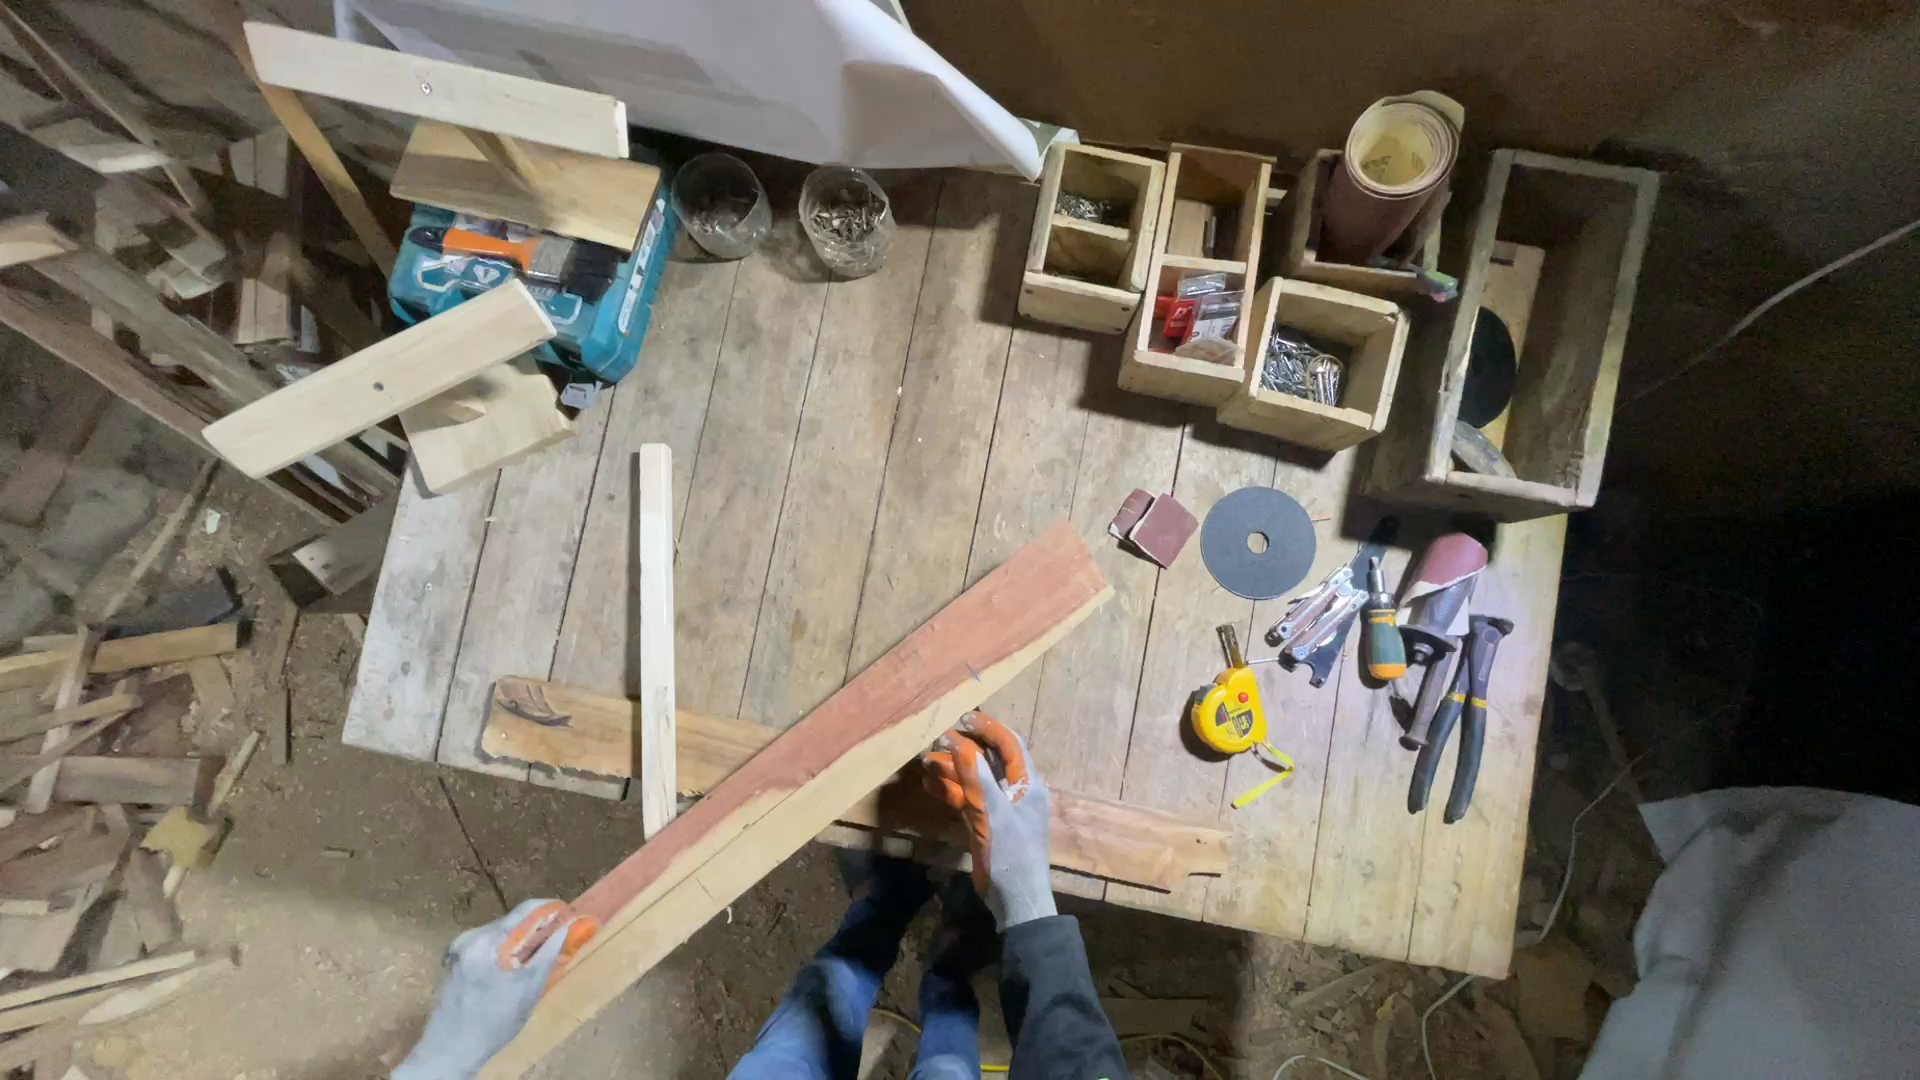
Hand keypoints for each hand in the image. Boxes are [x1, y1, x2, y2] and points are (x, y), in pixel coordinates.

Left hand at [393, 899, 579, 1079]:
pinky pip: (485, 944)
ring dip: (518, 940)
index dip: (551, 909)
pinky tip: (510, 967)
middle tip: (555, 939)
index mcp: (487, 942)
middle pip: (511, 921)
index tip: (568, 916)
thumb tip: (567, 926)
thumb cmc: (493, 1024)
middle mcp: (468, 938)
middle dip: (535, 928)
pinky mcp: (451, 961)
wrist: (446, 1056)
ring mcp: (456, 949)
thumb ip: (549, 952)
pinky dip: (502, 949)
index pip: (526, 910)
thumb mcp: (530, 988)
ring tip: (534, 956)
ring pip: (498, 932)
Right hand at [920, 712, 1056, 930]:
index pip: (1009, 743)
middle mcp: (1016, 791)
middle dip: (963, 747)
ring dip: (952, 768)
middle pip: (989, 758)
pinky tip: (928, 783)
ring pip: (975, 779)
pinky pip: (968, 799)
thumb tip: (957, 742)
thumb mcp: (993, 813)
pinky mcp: (987, 824)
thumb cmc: (1012, 854)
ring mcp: (1000, 808)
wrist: (1016, 903)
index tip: (961, 718)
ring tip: (925, 760)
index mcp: (1028, 783)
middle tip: (937, 738)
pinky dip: (950, 790)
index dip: (987, 727)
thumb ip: (976, 777)